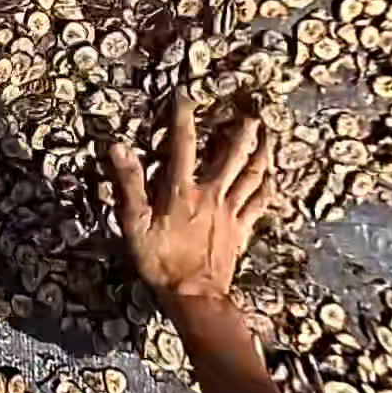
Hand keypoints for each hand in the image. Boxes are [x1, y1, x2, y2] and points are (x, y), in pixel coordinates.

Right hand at [105, 94, 274, 302]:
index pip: (182, 145)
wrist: (195, 295)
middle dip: (240, 134)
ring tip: (268, 137)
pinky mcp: (241, 230)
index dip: (184, 118)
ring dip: (261, 155)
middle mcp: (211, 196)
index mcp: (181, 191)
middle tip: (251, 114)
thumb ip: (128, 182)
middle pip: (230, 158)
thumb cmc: (158, 258)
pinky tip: (272, 178)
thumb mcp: (133, 221)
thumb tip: (119, 147)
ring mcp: (230, 213)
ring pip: (252, 177)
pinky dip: (268, 187)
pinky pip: (260, 204)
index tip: (187, 97)